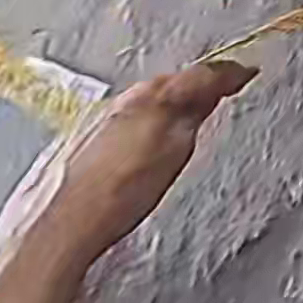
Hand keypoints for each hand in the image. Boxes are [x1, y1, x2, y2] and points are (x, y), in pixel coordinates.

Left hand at [0, 61, 256, 299]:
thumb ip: (198, 111)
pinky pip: (124, 115)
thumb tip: (215, 88)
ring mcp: (100, 117)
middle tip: (221, 90)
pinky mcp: (80, 138)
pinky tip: (144, 136)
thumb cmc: (117, 194)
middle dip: (198, 84)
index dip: (230, 72)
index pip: (204, 73)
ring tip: (186, 114)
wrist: (56, 230)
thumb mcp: (177, 148)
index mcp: (155, 94)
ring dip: (169, 100)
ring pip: (147, 97)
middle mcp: (126, 98)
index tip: (247, 71)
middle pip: (175, 81)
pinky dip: (142, 117)